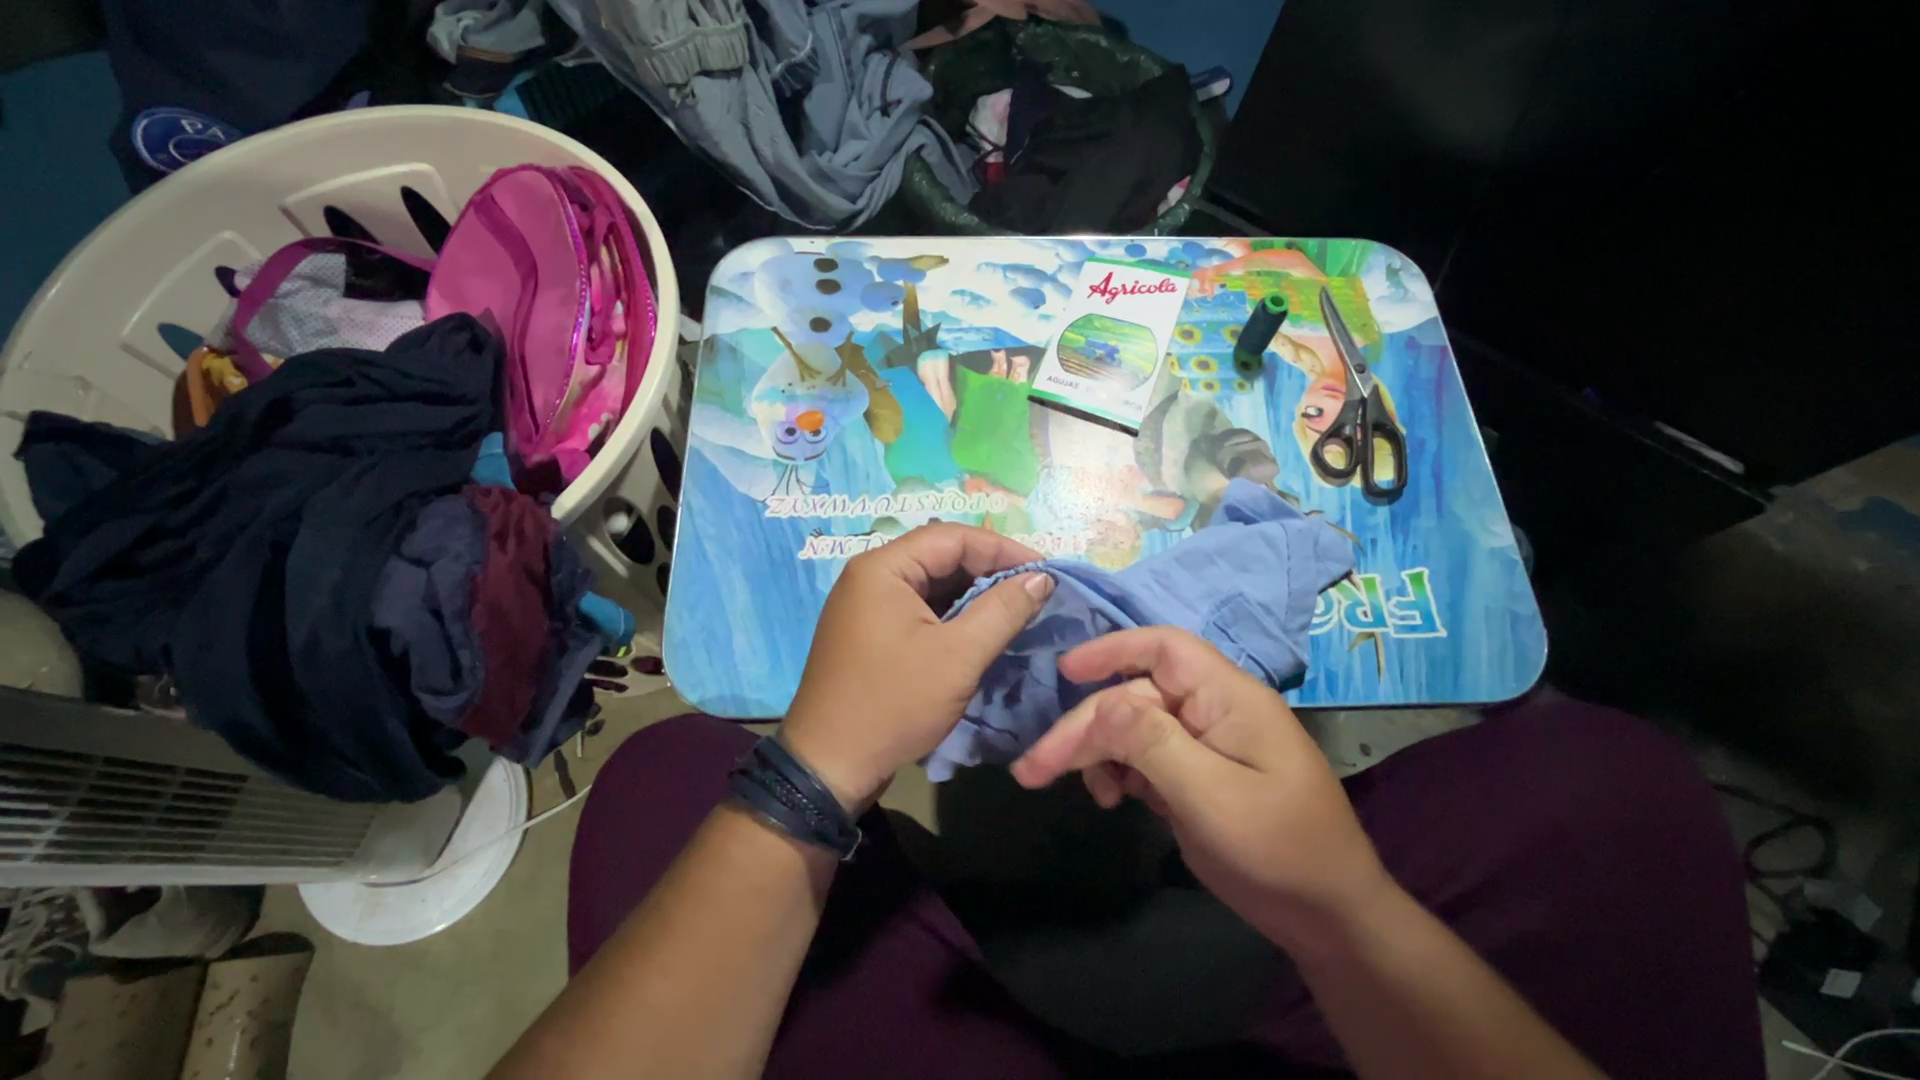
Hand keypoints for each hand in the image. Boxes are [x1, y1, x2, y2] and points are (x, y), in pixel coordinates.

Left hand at [780, 524, 1053, 811]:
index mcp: (883, 568)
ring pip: (931, 585)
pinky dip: (953, 616)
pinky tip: (983, 630)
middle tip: (1036, 591)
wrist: (829, 766)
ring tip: (1018, 610)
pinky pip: (919, 610)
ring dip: (974, 595)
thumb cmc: (893, 704)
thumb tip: (1041, 578)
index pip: (952, 537)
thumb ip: (1003, 610)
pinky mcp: (870, 634)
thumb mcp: (958, 657)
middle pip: (940, 556)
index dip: (1003, 549)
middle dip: (990, 571)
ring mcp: (866, 606)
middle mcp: (870, 576)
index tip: (1046, 570)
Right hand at [1008, 627, 1395, 947]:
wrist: (1327, 918)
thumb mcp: (1212, 796)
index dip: (1112, 649)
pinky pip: (1143, 761)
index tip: (1063, 672)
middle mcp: (1212, 713)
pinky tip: (1110, 799)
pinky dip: (1117, 774)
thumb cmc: (1280, 850)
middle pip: (1134, 699)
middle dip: (1083, 729)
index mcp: (1228, 698)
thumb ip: (1153, 743)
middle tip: (1034, 770)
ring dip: (1095, 753)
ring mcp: (1203, 747)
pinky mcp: (1195, 780)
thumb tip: (1099, 705)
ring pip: (1132, 731)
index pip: (1164, 649)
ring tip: (1070, 789)